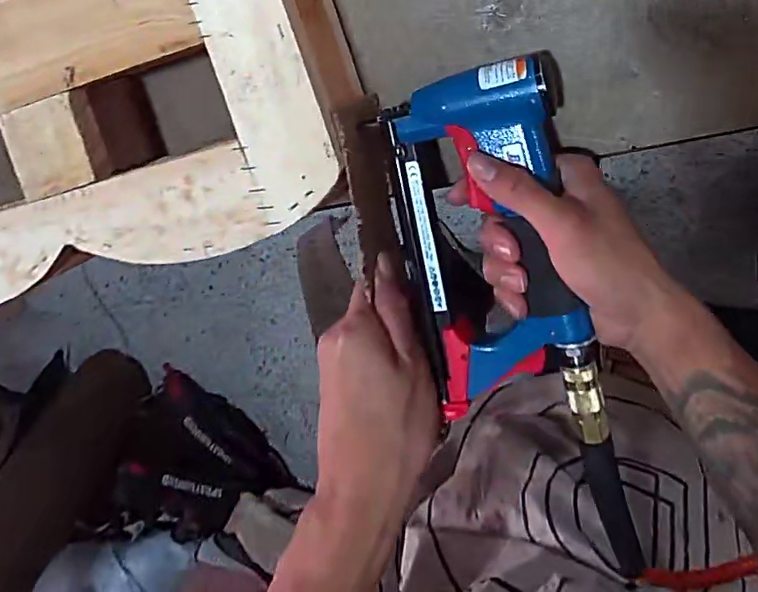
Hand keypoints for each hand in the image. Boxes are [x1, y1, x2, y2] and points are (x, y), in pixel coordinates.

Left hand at [310, 252, 439, 523]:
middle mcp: (333, 334)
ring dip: (392, 342)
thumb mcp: (415, 363)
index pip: (374, 278)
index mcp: (353, 324)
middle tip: (429, 346)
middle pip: (370, 306)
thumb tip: (388, 264)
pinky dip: (380, 361)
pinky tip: (398, 388)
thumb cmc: (398, 425)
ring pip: (368, 332)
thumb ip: (399, 311)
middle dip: (398, 317)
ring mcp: (328, 359)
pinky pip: (360, 353)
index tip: (425, 300)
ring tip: (418, 371)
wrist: (361, 492)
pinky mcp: (330, 382)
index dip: (400, 282)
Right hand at [448, 150, 695, 357]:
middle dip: (500, 240)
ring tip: (524, 285)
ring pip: (501, 245)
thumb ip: (517, 190)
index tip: (460, 197)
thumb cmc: (608, 261)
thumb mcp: (560, 223)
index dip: (484, 178)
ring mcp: (550, 238)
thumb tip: (478, 160)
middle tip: (514, 255)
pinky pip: (511, 271)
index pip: (515, 162)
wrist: (637, 318)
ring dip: (505, 269)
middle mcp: (556, 202)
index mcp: (566, 177)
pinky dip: (512, 290)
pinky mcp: (546, 268)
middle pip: (500, 210)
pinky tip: (524, 303)